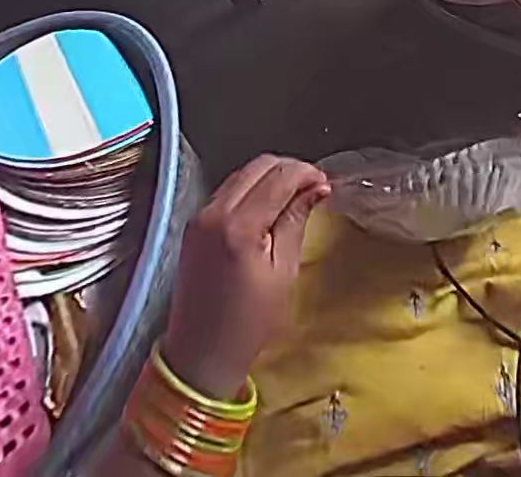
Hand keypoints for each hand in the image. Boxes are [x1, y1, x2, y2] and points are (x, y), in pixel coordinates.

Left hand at [161, 155, 329, 399]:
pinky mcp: (195, 222)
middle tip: (313, 187)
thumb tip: (317, 188)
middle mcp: (214, 212)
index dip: (306, 173)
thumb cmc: (248, 323)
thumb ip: (296, 220)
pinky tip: (268, 204)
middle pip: (259, 165)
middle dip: (290, 169)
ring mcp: (201, 215)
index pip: (278, 176)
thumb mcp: (283, 272)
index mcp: (238, 226)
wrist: (199, 355)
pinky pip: (229, 188)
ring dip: (271, 176)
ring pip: (243, 172)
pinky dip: (252, 187)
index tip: (325, 183)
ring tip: (293, 195)